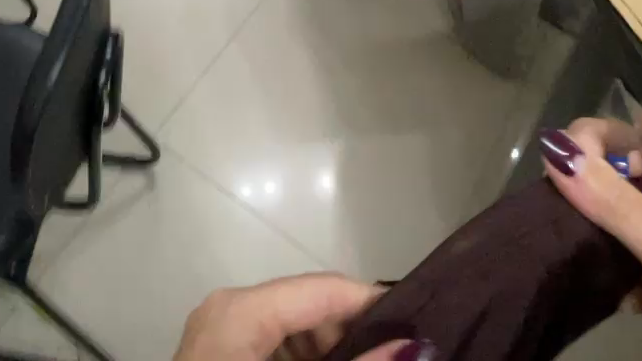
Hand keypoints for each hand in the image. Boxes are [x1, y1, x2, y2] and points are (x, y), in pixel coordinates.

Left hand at [173, 273, 429, 360]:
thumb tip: (413, 345)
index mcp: (242, 308)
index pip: (323, 288)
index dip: (373, 302)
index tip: (421, 320)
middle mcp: (229, 307)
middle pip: (308, 307)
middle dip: (355, 333)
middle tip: (399, 353)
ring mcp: (221, 331)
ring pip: (293, 327)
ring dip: (332, 350)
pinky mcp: (222, 354)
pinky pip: (273, 346)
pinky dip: (305, 358)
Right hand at [538, 121, 641, 360]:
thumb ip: (622, 210)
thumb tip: (553, 148)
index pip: (617, 135)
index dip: (582, 153)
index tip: (556, 190)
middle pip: (601, 165)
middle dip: (575, 190)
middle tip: (560, 229)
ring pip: (594, 204)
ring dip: (576, 224)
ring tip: (566, 251)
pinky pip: (599, 240)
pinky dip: (585, 253)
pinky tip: (581, 271)